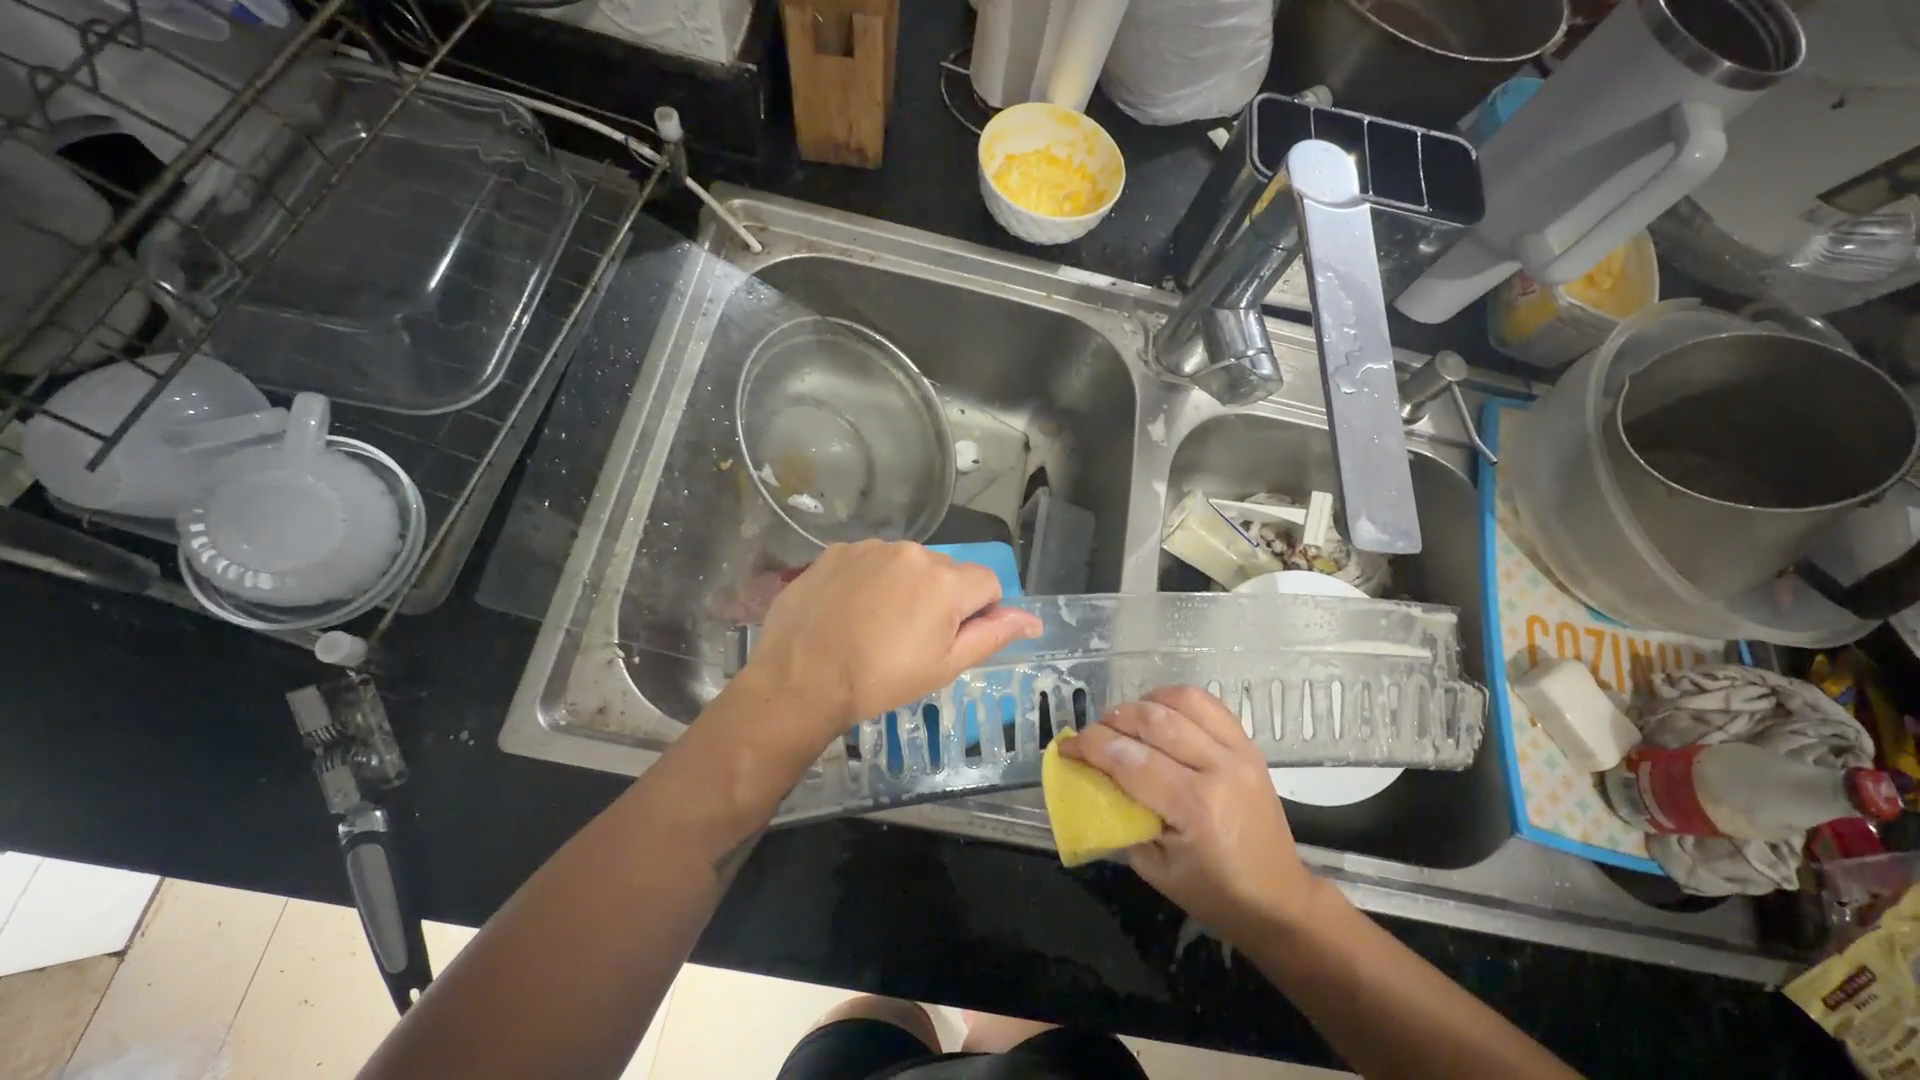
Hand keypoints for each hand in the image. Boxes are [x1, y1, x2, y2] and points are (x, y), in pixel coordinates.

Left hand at [739, 540, 1042, 749]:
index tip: (947, 641)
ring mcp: (870, 547)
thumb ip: (993, 634)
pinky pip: (869, 561)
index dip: (977, 614)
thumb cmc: (881, 680)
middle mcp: (912, 552)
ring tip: (874, 626)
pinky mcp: (836, 551)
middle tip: (909, 640)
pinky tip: (849, 612)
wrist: (801, 679)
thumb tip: (1033, 619)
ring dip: (903, 587)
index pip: (988, 584)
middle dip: (939, 599)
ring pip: (906, 564)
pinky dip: (868, 581)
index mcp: (946, 580)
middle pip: (946, 571)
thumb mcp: (946, 666)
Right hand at [1059, 686, 1324, 940]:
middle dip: (1112, 721)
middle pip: (1153, 720)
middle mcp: (1219, 768)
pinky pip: (1208, 705)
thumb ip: (1122, 817)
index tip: (1066, 748)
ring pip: (1182, 700)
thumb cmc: (1213, 892)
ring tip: (1125, 722)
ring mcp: (1239, 752)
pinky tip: (1158, 716)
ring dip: (1144, 703)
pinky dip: (1175, 701)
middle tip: (1092, 735)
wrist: (1278, 897)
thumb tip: (1093, 781)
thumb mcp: (1155, 867)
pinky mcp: (1249, 746)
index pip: (1129, 758)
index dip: (1089, 746)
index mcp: (1195, 806)